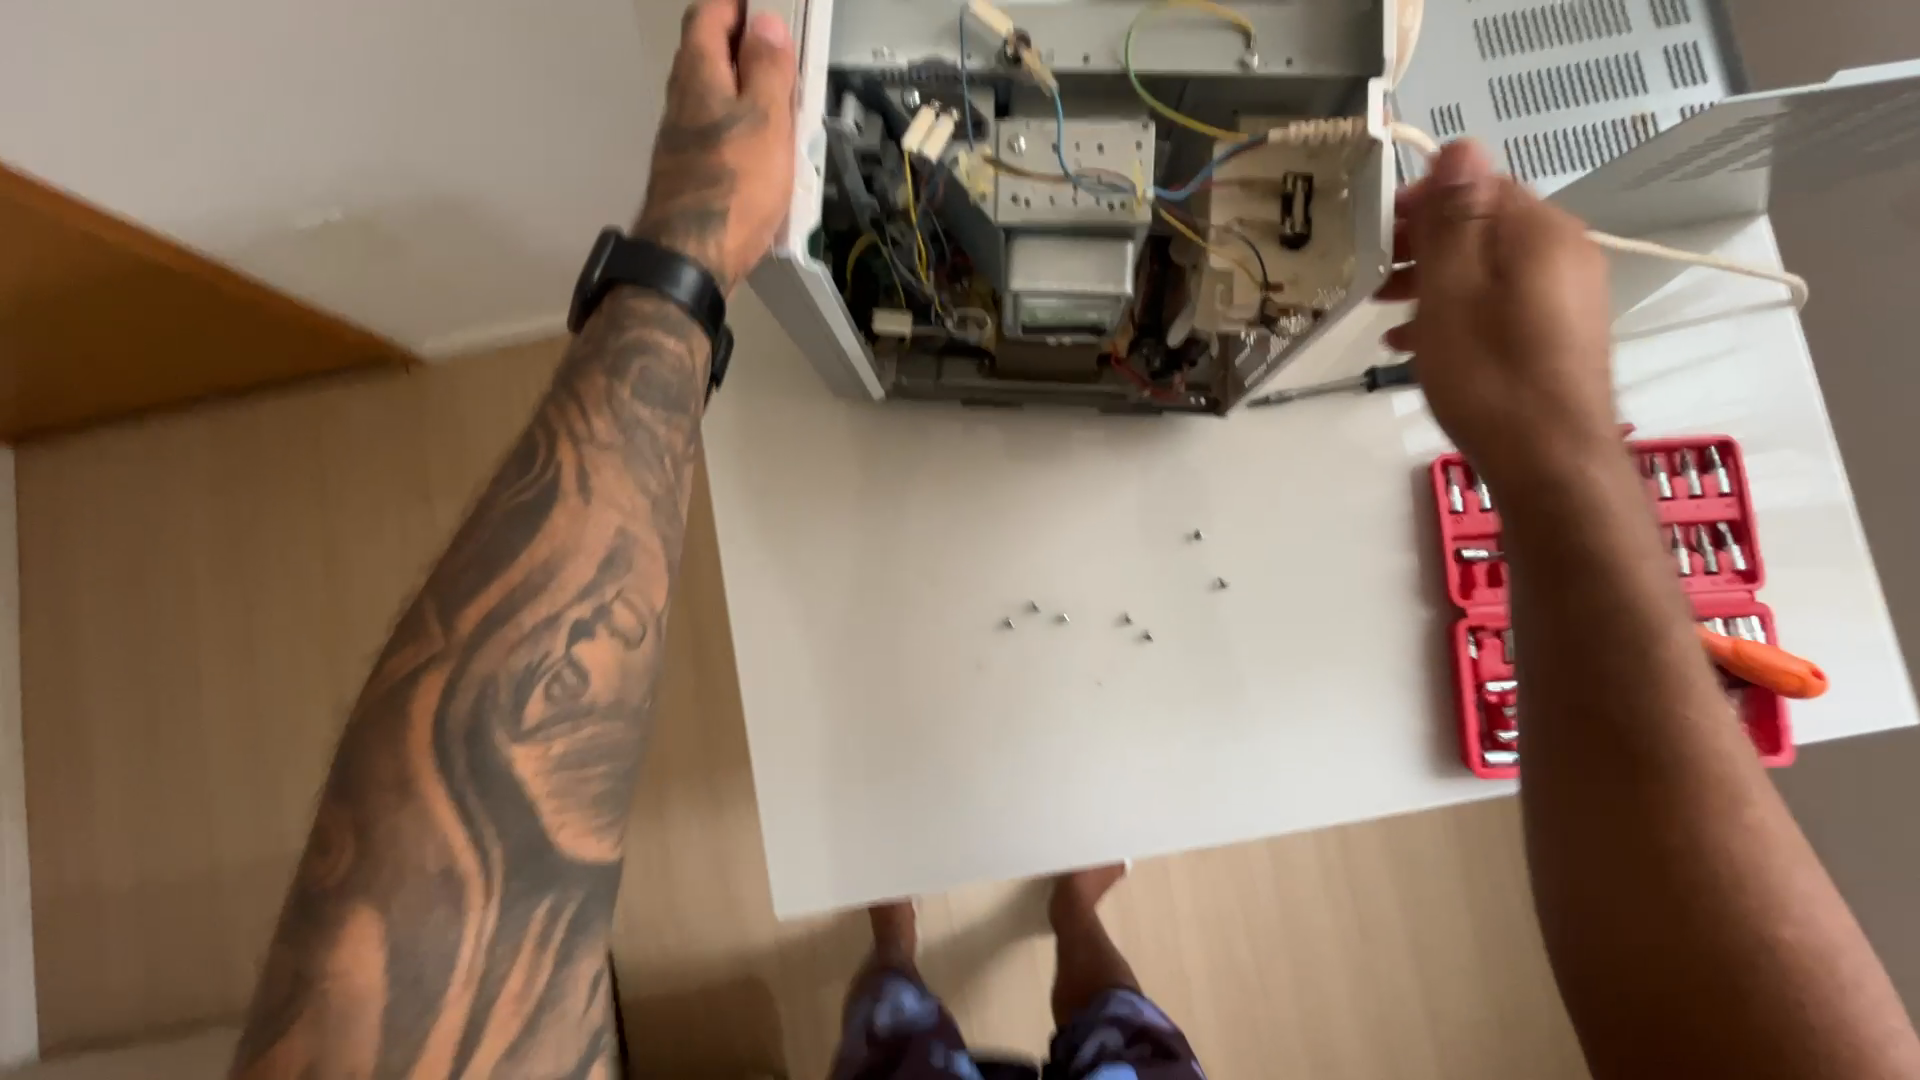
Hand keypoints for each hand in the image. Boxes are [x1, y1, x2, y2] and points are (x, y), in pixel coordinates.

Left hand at [636, 0, 797, 292]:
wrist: (693, 257)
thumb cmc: (733, 188)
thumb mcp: (766, 121)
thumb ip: (769, 70)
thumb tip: (766, 25)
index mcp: (699, 74)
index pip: (710, 14)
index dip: (737, 6)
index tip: (766, 10)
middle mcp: (683, 100)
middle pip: (709, 55)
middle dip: (744, 49)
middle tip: (782, 58)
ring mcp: (683, 139)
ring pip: (715, 98)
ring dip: (745, 95)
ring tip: (782, 110)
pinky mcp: (691, 173)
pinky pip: (719, 137)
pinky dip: (742, 133)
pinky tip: (764, 157)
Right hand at [1380, 140, 1617, 491]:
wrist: (1548, 456)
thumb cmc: (1488, 373)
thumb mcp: (1453, 292)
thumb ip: (1455, 219)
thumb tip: (1459, 145)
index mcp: (1537, 232)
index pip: (1477, 184)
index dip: (1422, 201)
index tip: (1374, 234)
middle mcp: (1561, 250)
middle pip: (1483, 226)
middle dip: (1423, 243)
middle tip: (1372, 276)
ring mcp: (1563, 292)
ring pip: (1487, 266)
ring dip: (1433, 280)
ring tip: (1385, 312)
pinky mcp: (1557, 329)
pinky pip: (1498, 300)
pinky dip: (1456, 309)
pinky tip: (1417, 341)